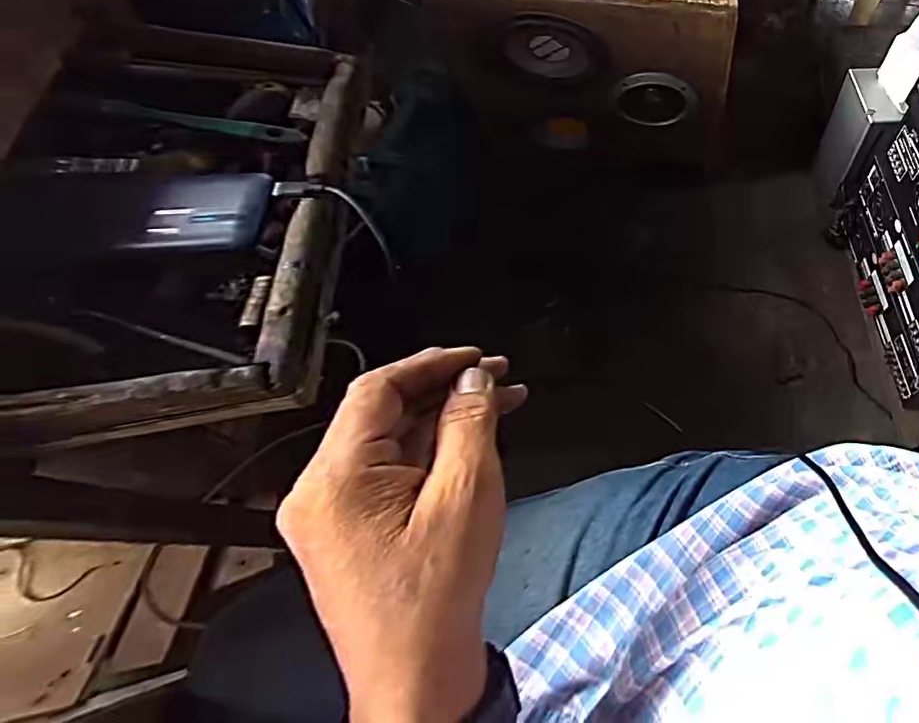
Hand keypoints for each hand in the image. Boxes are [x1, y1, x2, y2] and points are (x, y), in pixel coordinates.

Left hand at [277, 348, 527, 722]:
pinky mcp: (352, 524)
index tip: (478, 355)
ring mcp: (333, 510)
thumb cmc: (436, 585)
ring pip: (393, 436)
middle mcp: (320, 491)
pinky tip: (476, 435)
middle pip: (382, 412)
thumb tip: (474, 378)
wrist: (415, 661)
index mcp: (335, 480)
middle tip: (498, 372)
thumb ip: (470, 422)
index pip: (376, 391)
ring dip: (447, 412)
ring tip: (501, 398)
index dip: (432, 362)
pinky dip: (437, 442)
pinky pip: (394, 464)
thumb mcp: (467, 489)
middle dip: (445, 385)